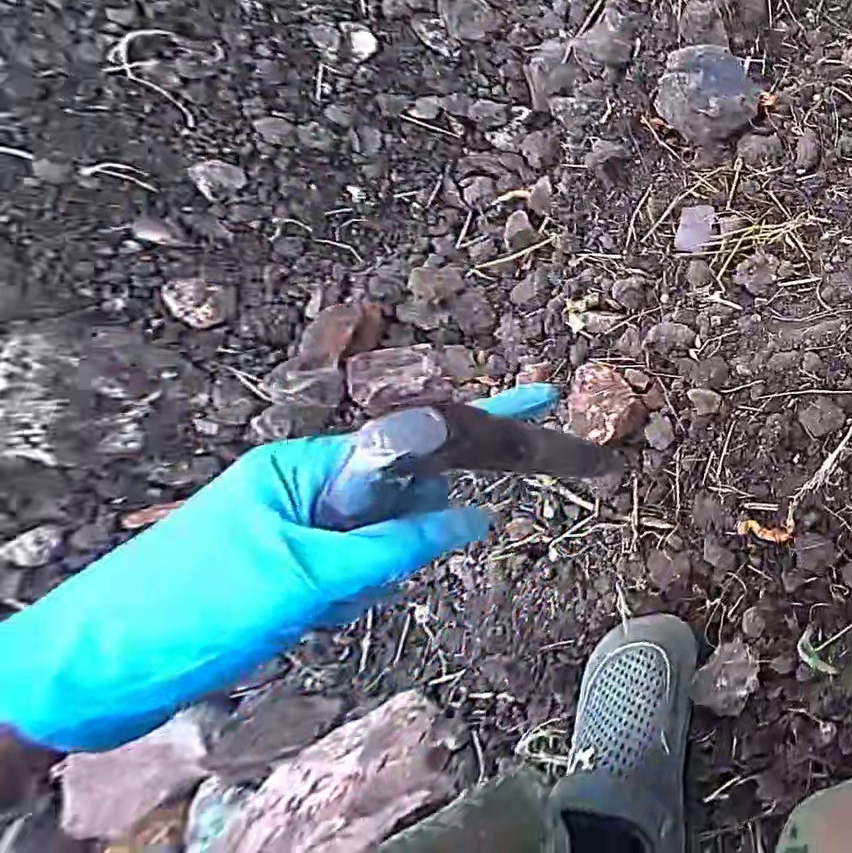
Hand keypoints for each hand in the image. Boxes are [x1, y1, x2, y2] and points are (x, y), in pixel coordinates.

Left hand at [0, 384, 557, 751]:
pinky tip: (312, 616)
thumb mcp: (307, 576)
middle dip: (408, 534)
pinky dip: (352, 593)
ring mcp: (305, 522)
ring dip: (372, 575)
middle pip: (411, 492)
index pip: (415, 434)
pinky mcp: (298, 560)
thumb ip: (402, 544)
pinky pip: (363, 565)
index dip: (484, 419)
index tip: (545, 398)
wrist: (73, 686)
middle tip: (363, 576)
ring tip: (318, 607)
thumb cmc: (189, 610)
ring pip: (391, 535)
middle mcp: (312, 484)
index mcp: (308, 465)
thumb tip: (479, 518)